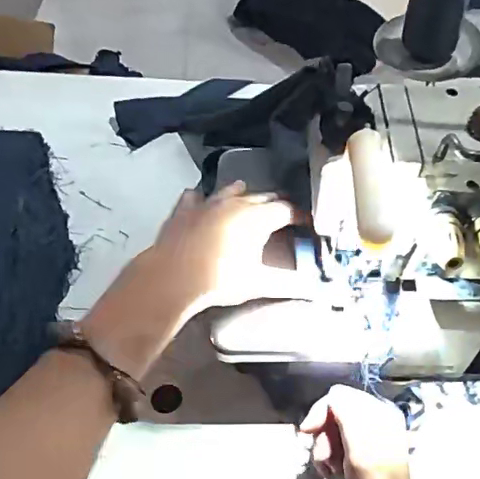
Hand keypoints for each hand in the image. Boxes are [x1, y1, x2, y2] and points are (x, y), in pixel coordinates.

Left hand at [149, 182, 308, 315]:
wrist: (171, 278)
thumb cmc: (219, 281)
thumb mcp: (256, 285)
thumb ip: (283, 283)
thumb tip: (308, 288)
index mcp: (257, 217)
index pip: (287, 210)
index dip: (300, 217)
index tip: (307, 224)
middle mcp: (235, 202)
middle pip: (263, 196)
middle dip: (275, 205)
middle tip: (283, 217)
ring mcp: (207, 202)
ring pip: (231, 190)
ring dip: (243, 195)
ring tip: (248, 200)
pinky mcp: (184, 209)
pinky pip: (197, 197)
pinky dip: (204, 200)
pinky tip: (203, 204)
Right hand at [298, 386, 429, 478]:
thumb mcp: (361, 454)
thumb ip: (349, 419)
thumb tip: (333, 394)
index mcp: (380, 414)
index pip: (340, 396)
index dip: (321, 412)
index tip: (308, 433)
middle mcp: (375, 419)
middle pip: (333, 411)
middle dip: (323, 434)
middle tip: (323, 459)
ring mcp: (368, 434)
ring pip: (331, 428)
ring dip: (324, 448)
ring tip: (330, 469)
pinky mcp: (360, 449)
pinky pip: (336, 442)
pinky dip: (329, 456)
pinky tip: (332, 472)